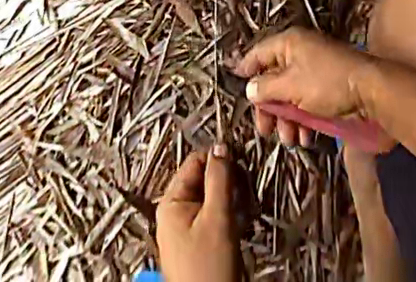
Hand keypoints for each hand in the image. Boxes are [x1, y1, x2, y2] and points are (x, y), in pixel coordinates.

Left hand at [155, 147, 237, 281]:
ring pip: (213, 197)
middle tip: (244, 191)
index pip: (196, 162)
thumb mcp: (217, 217)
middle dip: (228, 182)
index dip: (219, 159)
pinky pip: (215, 215)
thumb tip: (221, 147)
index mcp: (171, 202)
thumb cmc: (208, 271)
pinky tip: (240, 224)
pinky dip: (230, 215)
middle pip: (205, 178)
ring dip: (232, 199)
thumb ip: (219, 178)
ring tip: (244, 211)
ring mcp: (186, 228)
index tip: (239, 164)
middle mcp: (175, 212)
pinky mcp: (198, 241)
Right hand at [234, 28, 386, 147]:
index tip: (235, 86)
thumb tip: (249, 88)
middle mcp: (299, 53)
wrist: (369, 91)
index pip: (259, 53)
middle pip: (272, 80)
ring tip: (290, 139)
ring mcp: (313, 71)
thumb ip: (266, 88)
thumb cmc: (327, 82)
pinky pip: (306, 104)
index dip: (245, 69)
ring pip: (289, 96)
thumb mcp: (290, 85)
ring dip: (286, 120)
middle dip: (269, 108)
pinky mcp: (325, 89)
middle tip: (266, 130)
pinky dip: (302, 121)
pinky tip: (306, 138)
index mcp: (289, 44)